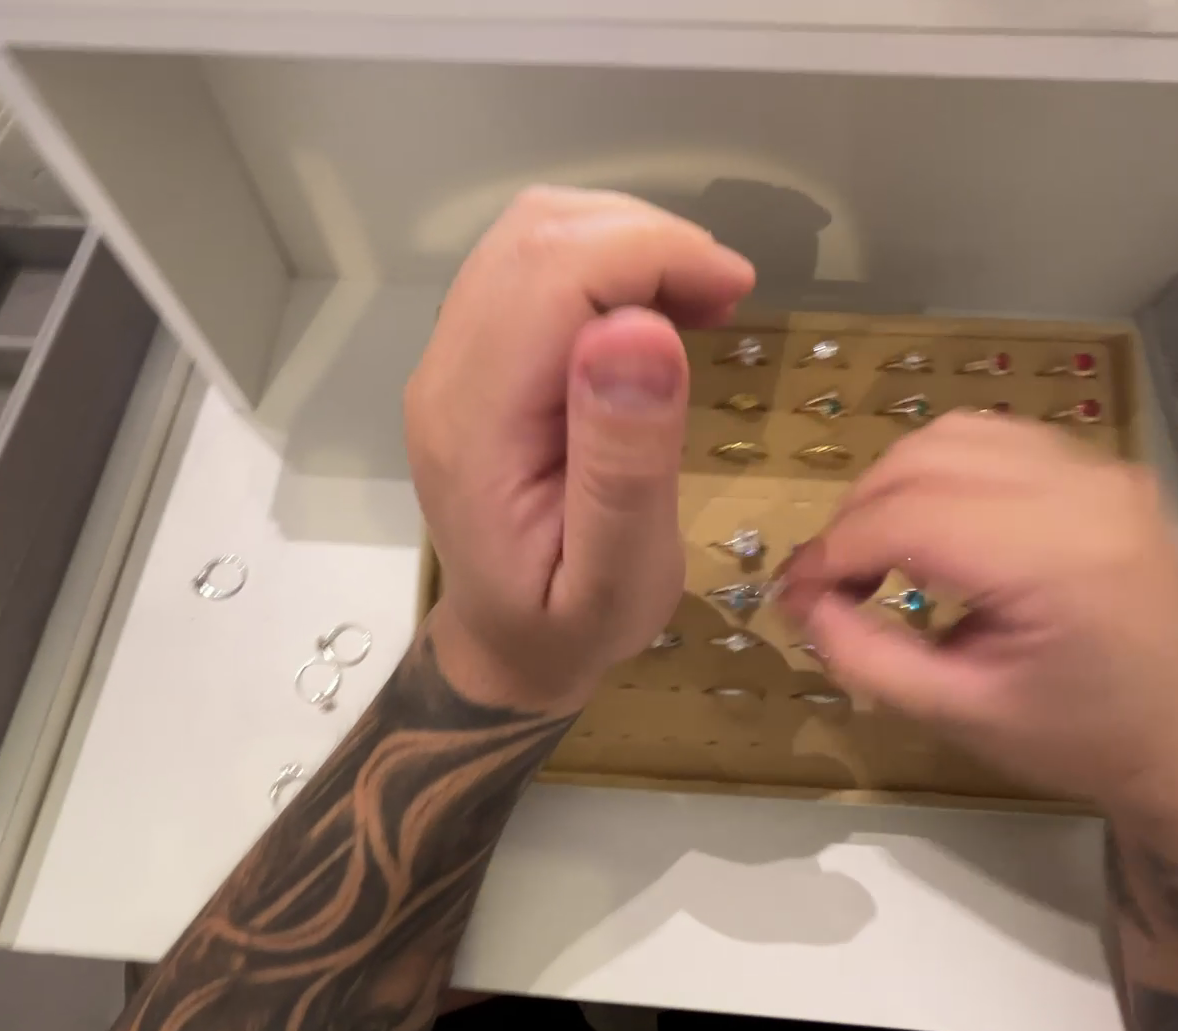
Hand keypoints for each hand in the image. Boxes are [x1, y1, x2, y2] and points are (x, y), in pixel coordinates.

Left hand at [406, 187, 754, 715]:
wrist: (505, 646)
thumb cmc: (568, 628)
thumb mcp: (616, 578)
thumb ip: (623, 465)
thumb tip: (639, 331)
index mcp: (476, 425)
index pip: (552, 275)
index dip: (652, 253)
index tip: (732, 290)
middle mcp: (445, 375)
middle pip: (534, 237)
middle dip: (643, 239)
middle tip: (720, 296)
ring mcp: (449, 365)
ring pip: (528, 239)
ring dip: (622, 244)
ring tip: (692, 302)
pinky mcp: (470, 365)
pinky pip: (527, 273)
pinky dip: (598, 265)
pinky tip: (647, 314)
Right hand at [775, 413, 1177, 813]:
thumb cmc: (1081, 741)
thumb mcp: (954, 711)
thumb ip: (860, 653)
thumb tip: (798, 600)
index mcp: (1052, 556)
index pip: (903, 519)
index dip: (830, 553)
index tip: (791, 595)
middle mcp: (1079, 490)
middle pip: (917, 462)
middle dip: (852, 518)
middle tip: (832, 582)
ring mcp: (1096, 470)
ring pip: (948, 437)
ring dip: (889, 488)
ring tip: (875, 551)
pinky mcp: (1099, 471)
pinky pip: (989, 439)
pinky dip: (935, 472)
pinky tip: (930, 525)